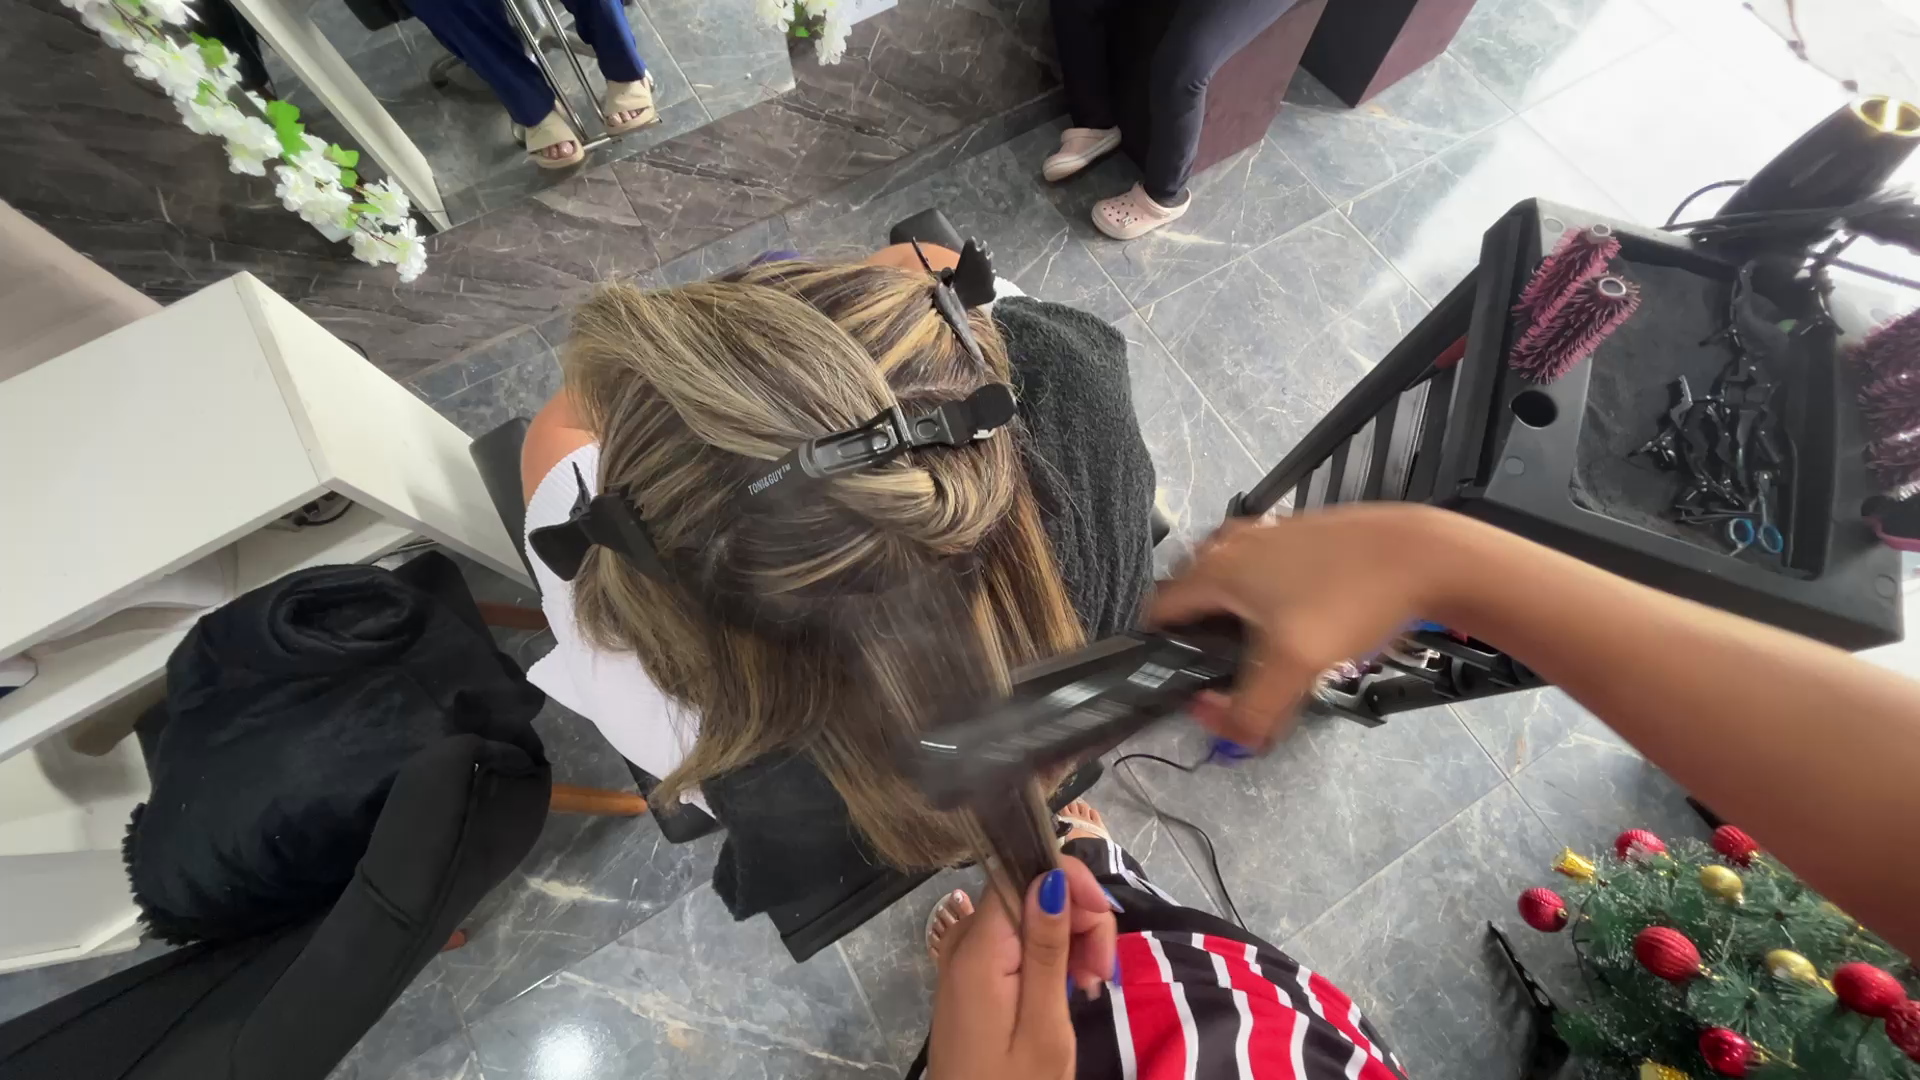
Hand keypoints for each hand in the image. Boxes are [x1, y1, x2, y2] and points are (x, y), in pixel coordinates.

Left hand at [928, 859, 1116, 1079]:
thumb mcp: (1042, 1028)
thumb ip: (1046, 949)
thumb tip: (1052, 875)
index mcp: (977, 945)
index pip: (1023, 872)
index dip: (1069, 881)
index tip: (1104, 921)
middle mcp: (964, 934)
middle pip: (1030, 890)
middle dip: (1076, 918)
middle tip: (1099, 975)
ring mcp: (966, 950)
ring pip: (1029, 912)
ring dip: (1069, 938)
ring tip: (1087, 987)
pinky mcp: (974, 968)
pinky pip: (1018, 937)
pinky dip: (1050, 954)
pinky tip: (1068, 985)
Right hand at [1149, 504, 1467, 747]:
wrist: (1421, 554)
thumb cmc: (1347, 601)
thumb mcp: (1295, 667)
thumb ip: (1248, 710)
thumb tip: (1209, 722)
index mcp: (1213, 570)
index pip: (1157, 610)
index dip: (1160, 648)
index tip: (1181, 676)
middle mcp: (1227, 544)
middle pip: (1189, 594)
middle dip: (1196, 631)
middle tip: (1225, 665)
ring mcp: (1261, 532)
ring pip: (1224, 579)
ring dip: (1229, 611)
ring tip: (1260, 643)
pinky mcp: (1292, 532)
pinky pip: (1256, 567)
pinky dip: (1260, 592)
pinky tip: (1295, 613)